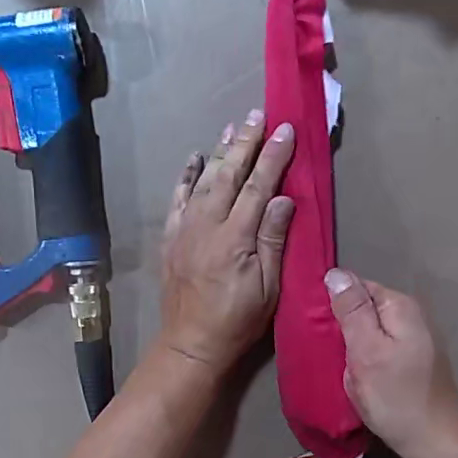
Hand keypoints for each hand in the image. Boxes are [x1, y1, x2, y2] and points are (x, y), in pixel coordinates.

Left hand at [157, 109, 296, 373]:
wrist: (190, 342)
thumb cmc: (237, 319)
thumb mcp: (267, 287)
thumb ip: (273, 240)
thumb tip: (284, 198)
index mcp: (235, 236)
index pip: (258, 186)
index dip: (273, 156)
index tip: (286, 130)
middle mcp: (207, 224)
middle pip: (228, 174)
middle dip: (246, 142)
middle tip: (258, 115)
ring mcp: (185, 229)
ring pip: (203, 180)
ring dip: (219, 152)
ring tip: (233, 128)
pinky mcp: (171, 237)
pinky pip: (178, 199)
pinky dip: (186, 176)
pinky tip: (195, 159)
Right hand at [325, 270, 457, 457]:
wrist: (435, 442)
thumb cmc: (396, 398)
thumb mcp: (366, 351)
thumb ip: (352, 311)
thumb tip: (335, 273)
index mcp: (399, 306)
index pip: (355, 286)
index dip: (332, 301)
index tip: (312, 323)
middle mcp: (409, 316)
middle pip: (362, 307)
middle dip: (339, 323)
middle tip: (317, 344)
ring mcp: (411, 339)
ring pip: (367, 329)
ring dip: (348, 342)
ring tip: (329, 358)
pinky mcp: (409, 360)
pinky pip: (376, 347)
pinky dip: (361, 356)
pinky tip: (350, 370)